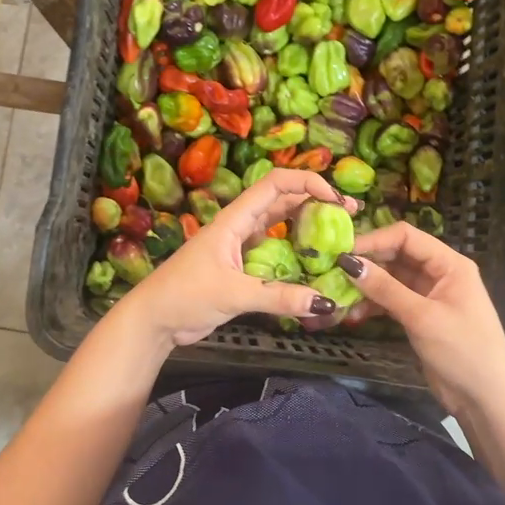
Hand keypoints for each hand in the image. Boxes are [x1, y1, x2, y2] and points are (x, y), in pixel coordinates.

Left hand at [111, 169, 361, 346]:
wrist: (153, 322)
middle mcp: (239, 228)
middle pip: (282, 203)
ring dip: (308, 229)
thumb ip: (278, 297)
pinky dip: (296, 258)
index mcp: (233, 220)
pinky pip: (275, 257)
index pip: (274, 185)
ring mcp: (240, 250)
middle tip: (351, 216)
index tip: (336, 199)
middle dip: (316, 203)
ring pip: (280, 230)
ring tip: (341, 238)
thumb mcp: (232, 294)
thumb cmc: (184, 296)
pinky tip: (317, 268)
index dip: (306, 183)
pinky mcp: (241, 272)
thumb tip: (325, 301)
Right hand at [344, 221, 504, 414]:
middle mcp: (439, 274)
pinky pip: (391, 301)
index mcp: (449, 264)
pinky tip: (353, 315)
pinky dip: (373, 305)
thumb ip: (385, 289)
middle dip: (367, 263)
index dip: (374, 240)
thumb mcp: (422, 317)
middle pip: (396, 256)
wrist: (486, 400)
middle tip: (333, 273)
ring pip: (391, 280)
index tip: (343, 253)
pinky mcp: (420, 317)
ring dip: (367, 287)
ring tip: (339, 297)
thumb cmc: (463, 351)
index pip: (406, 237)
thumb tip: (349, 263)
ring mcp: (429, 296)